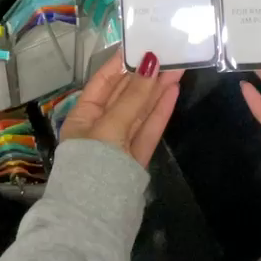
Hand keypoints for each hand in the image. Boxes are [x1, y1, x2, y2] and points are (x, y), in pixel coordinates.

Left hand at [62, 53, 183, 166]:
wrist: (96, 217)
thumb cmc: (93, 161)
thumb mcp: (110, 125)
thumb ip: (134, 96)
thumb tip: (151, 60)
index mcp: (83, 116)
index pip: (103, 81)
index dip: (121, 62)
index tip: (140, 43)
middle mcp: (100, 127)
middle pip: (125, 95)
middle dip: (145, 74)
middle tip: (166, 51)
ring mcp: (120, 144)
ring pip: (140, 110)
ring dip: (157, 89)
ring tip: (177, 66)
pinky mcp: (136, 159)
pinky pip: (149, 129)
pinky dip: (161, 110)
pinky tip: (173, 91)